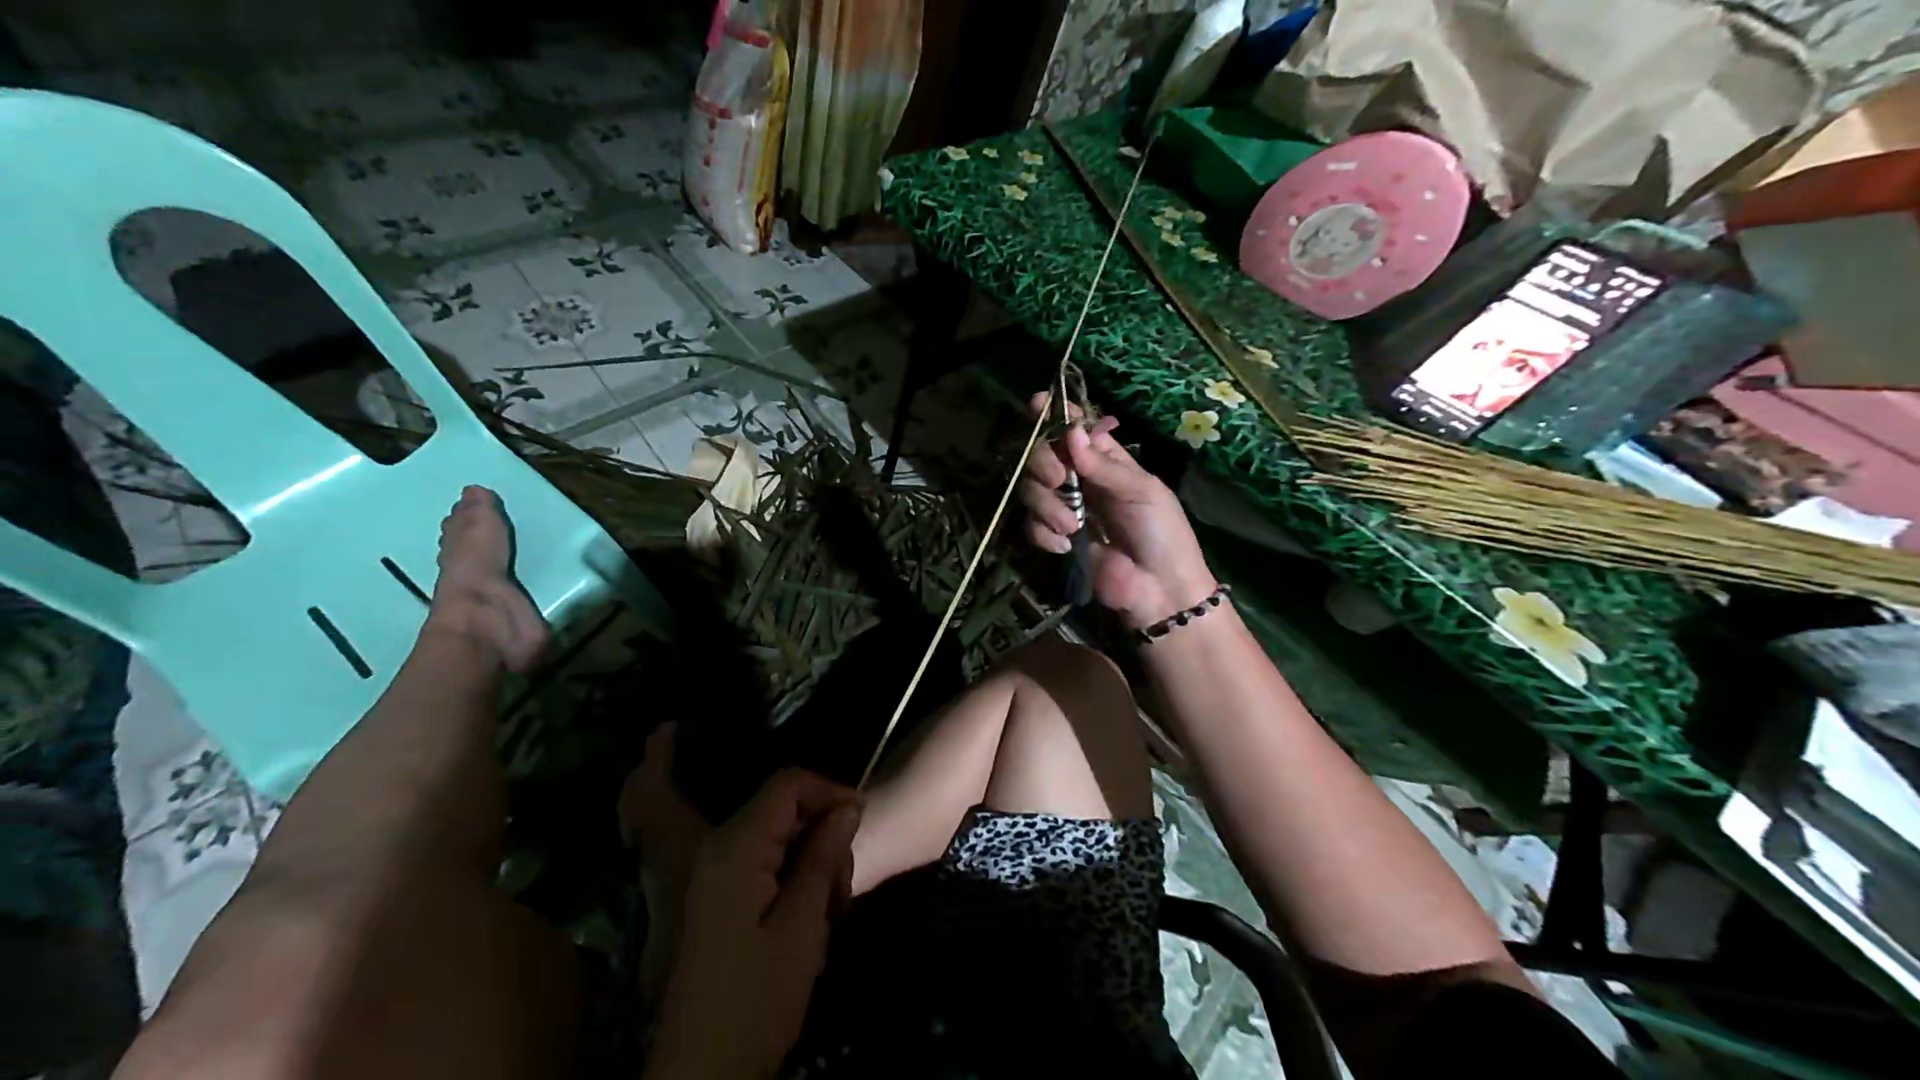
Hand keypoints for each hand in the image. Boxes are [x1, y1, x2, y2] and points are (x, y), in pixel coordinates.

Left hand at [645, 770, 861, 1079]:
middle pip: (781, 810)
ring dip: (810, 860)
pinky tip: (808, 917)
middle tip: (843, 887)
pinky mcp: (714, 897)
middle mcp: (717, 848)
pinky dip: (791, 876)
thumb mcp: (803, 924)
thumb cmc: (756, 997)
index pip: (786, 784)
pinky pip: (761, 863)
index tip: (861, 818)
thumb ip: (823, 856)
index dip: (829, 790)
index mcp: (735, 846)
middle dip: (821, 834)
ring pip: (776, 838)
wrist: (700, 1071)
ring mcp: (711, 873)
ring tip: (829, 909)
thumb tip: (847, 806)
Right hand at [1019, 394, 1215, 628]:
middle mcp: (1081, 479)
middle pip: (1041, 454)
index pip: (1074, 428)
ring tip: (1070, 526)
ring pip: (1030, 489)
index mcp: (1106, 460)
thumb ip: (1104, 465)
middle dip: (1042, 462)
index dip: (1055, 414)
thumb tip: (1071, 432)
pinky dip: (1043, 534)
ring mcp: (1065, 509)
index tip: (1037, 404)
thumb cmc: (1163, 533)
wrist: (1160, 591)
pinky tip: (1064, 546)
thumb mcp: (1142, 492)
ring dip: (1045, 505)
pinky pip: (1031, 526)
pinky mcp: (1055, 539)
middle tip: (1059, 479)